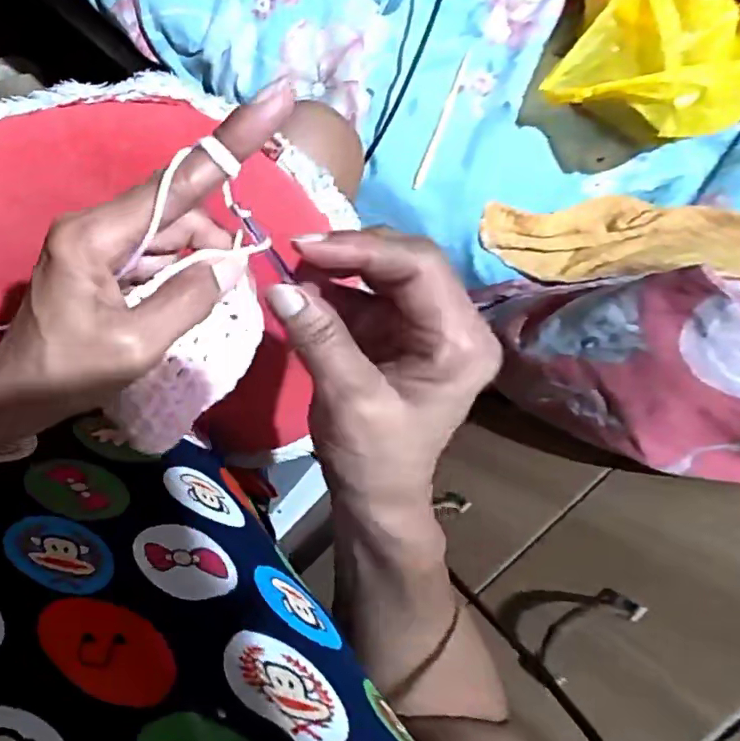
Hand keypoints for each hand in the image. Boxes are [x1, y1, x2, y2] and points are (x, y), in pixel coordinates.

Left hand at [0, 84, 297, 433]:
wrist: (15, 394)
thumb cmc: (66, 374)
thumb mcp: (135, 346)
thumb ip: (187, 300)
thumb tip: (230, 266)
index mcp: (92, 236)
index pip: (174, 183)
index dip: (229, 142)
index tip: (275, 96)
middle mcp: (89, 225)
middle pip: (171, 210)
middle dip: (208, 240)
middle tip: (233, 283)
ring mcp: (88, 241)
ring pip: (161, 231)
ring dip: (191, 258)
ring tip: (207, 298)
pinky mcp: (90, 260)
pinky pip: (144, 251)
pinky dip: (170, 269)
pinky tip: (183, 295)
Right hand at [268, 230, 500, 546]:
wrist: (374, 495)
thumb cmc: (374, 457)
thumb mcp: (348, 398)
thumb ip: (319, 338)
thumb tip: (279, 286)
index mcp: (460, 339)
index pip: (418, 268)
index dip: (361, 249)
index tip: (305, 245)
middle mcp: (448, 323)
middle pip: (404, 261)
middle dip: (348, 251)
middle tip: (294, 250)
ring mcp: (418, 326)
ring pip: (381, 271)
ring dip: (336, 265)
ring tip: (292, 267)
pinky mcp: (389, 332)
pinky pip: (360, 294)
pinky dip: (328, 287)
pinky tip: (300, 289)